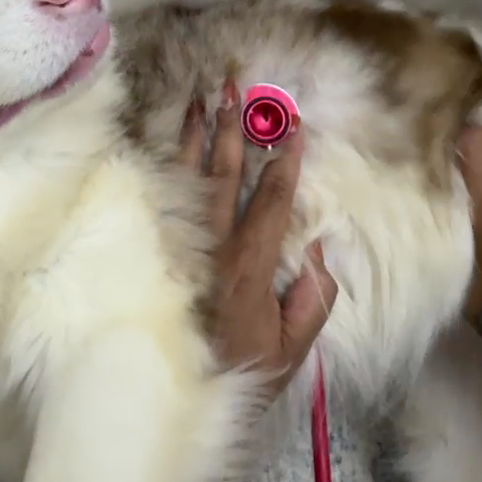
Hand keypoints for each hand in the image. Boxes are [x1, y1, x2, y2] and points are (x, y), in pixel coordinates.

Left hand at [178, 83, 337, 397]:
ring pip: (192, 177)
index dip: (285, 160)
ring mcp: (185, 243)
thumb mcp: (294, 349)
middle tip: (234, 86)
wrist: (181, 395)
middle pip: (226, 174)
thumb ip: (313, 300)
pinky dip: (172, 163)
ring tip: (200, 97)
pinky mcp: (164, 247)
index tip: (293, 123)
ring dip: (197, 134)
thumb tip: (317, 250)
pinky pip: (169, 195)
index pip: (273, 200)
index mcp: (250, 265)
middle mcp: (215, 245)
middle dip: (233, 127)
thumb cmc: (244, 369)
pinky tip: (174, 139)